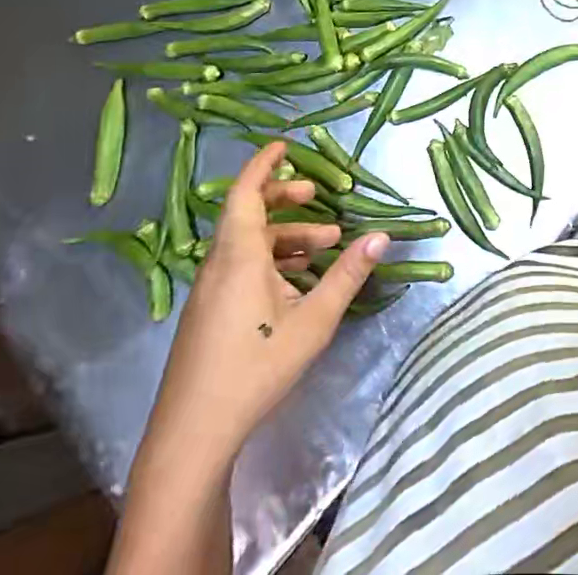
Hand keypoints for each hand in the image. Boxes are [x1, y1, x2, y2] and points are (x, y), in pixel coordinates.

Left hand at [140, 143, 387, 466]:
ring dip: (287, 235)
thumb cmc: (256, 368)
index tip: (284, 145)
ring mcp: (210, 292)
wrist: (194, 432)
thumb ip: (348, 274)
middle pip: (247, 216)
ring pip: (248, 245)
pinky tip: (300, 281)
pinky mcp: (210, 313)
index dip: (263, 166)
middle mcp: (219, 267)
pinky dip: (273, 259)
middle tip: (319, 196)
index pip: (246, 196)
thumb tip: (382, 235)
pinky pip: (241, 267)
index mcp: (239, 259)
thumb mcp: (315, 320)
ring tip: (327, 245)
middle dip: (284, 199)